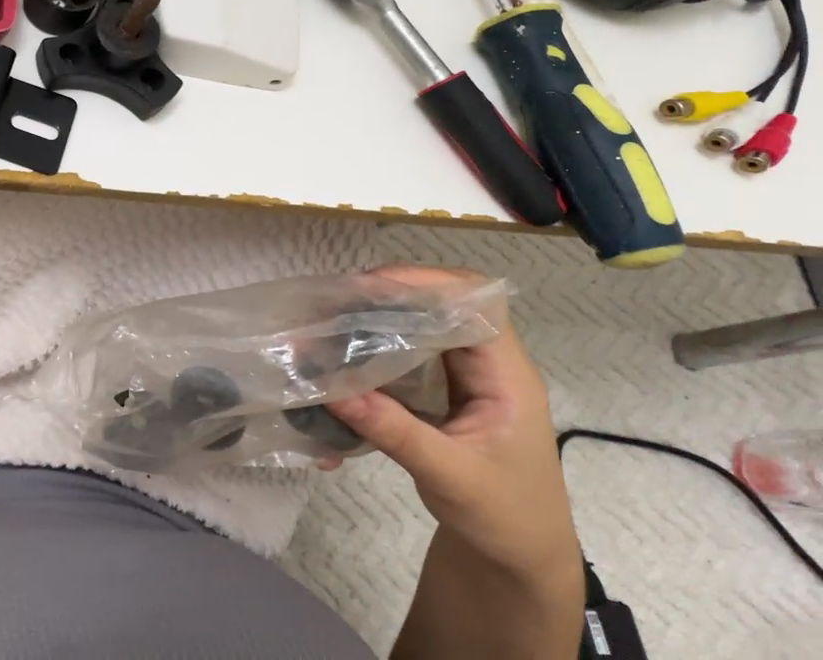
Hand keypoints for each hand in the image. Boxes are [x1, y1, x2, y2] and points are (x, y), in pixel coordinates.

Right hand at [326, 267, 580, 580]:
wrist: (518, 557)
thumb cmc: (504, 517)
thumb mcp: (450, 477)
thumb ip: (393, 431)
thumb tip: (332, 389)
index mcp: (507, 378)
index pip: (475, 305)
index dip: (424, 284)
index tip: (367, 286)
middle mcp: (486, 367)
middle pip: (439, 308)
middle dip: (384, 300)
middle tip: (330, 306)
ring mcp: (461, 379)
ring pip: (417, 330)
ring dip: (371, 325)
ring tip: (323, 329)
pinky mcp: (438, 394)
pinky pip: (403, 358)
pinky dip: (368, 354)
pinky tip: (335, 364)